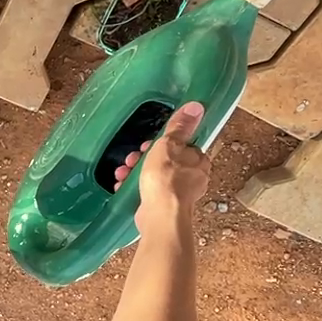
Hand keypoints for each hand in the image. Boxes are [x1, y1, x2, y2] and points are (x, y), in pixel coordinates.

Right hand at [113, 102, 211, 235]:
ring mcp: (179, 193)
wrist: (159, 215)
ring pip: (155, 176)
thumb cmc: (166, 179)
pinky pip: (149, 191)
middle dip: (144, 158)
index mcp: (199, 160)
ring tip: (122, 173)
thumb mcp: (169, 145)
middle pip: (167, 160)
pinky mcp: (164, 205)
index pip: (183, 145)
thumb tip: (196, 105)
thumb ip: (179, 127)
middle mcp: (193, 177)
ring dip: (136, 172)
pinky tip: (123, 185)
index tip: (148, 144)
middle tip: (132, 158)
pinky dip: (135, 187)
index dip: (164, 142)